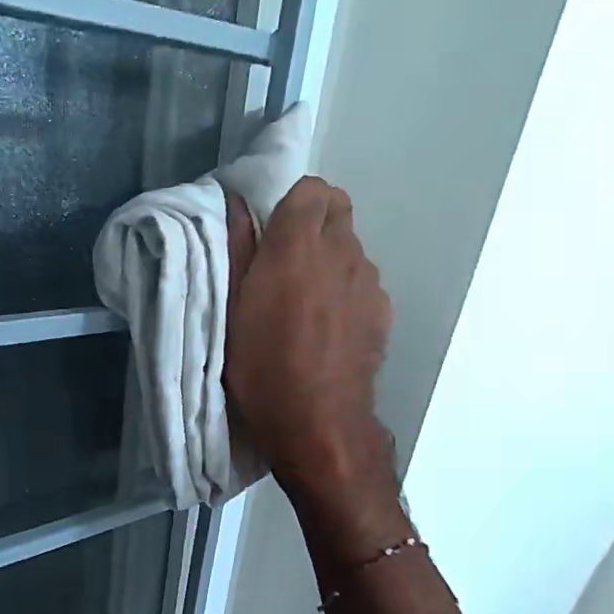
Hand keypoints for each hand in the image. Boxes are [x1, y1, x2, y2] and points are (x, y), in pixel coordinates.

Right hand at [224, 177, 401, 551]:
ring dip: (328, 258)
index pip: (312, 189)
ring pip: (350, 247)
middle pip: (337, 209)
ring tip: (302, 300)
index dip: (290, 202)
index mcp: (298, 247)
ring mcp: (370, 283)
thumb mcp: (231, 312)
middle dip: (311, 222)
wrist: (318, 424)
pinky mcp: (383, 312)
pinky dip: (345, 289)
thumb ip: (236, 249)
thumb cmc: (262, 368)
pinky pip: (362, 282)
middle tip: (283, 260)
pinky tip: (325, 326)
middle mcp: (342, 253)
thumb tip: (237, 205)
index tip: (269, 229)